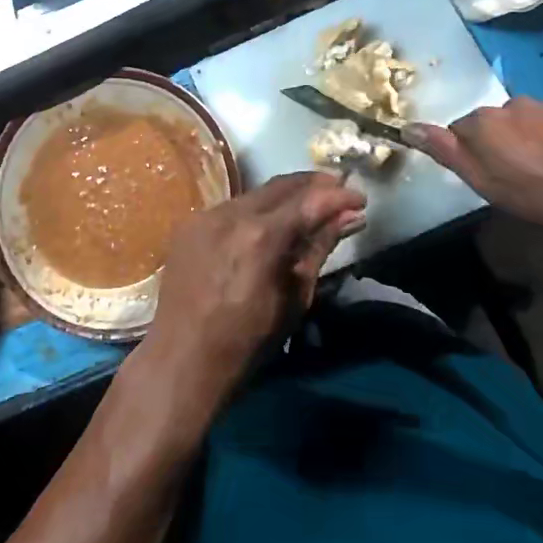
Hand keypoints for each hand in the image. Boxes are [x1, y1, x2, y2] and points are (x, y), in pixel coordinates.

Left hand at [144, 173, 365, 403]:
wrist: (182, 357)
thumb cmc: (247, 340)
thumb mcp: (295, 298)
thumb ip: (318, 249)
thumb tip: (348, 217)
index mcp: (260, 236)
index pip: (309, 200)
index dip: (338, 196)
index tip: (360, 198)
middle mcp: (229, 214)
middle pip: (279, 186)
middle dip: (312, 185)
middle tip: (339, 193)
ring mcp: (204, 216)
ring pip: (253, 195)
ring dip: (283, 197)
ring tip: (307, 206)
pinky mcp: (188, 225)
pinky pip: (230, 208)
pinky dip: (255, 211)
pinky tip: (268, 223)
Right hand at [404, 97, 542, 240]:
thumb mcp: (486, 183)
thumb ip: (446, 153)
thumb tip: (407, 128)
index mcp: (481, 121)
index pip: (454, 133)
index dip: (466, 159)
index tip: (484, 181)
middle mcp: (509, 105)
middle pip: (487, 127)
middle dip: (494, 149)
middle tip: (512, 183)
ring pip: (518, 127)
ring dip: (523, 147)